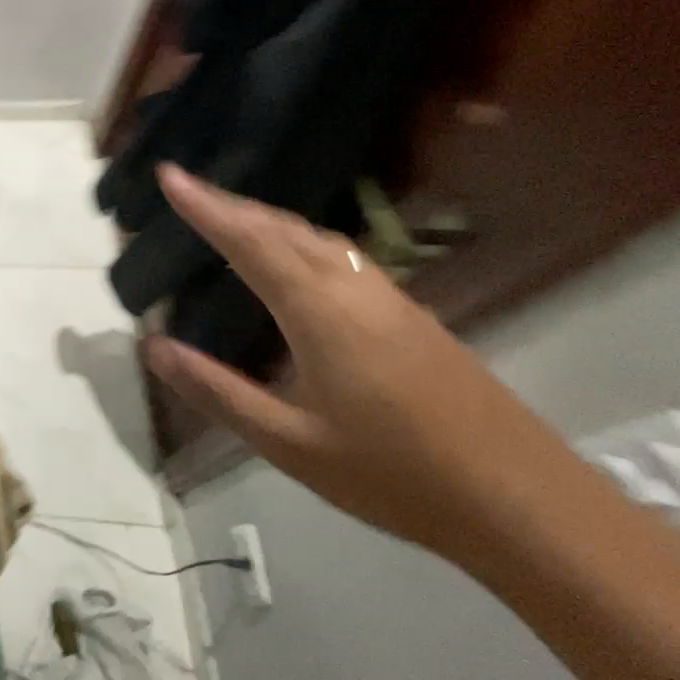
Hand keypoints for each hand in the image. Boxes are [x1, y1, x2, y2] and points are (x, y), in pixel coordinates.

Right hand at [144, 164, 573, 552]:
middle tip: (187, 186)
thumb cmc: (394, 474)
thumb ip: (218, 389)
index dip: (204, 207)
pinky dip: (301, 241)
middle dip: (232, 204)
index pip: (249, 243)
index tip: (168, 174)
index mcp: (320, 312)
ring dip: (269, 220)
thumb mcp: (289, 442)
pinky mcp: (414, 320)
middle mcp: (355, 291)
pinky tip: (297, 260)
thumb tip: (153, 345)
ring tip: (230, 214)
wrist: (525, 505)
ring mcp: (392, 302)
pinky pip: (343, 258)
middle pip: (285, 230)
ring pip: (320, 240)